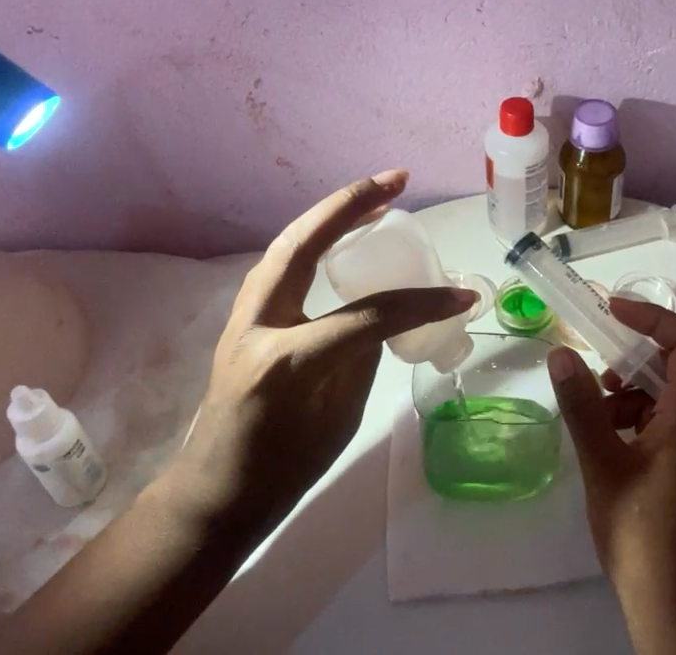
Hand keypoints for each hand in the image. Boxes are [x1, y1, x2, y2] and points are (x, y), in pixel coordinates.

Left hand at [154, 169, 476, 537]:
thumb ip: (362, 356)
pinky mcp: (243, 316)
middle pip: (304, 244)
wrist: (214, 494)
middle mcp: (258, 326)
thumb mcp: (339, 419)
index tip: (461, 297)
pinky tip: (340, 234)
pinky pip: (281, 262)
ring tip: (375, 196)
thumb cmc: (281, 472)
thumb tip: (383, 314)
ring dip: (331, 214)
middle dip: (351, 205)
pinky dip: (313, 238)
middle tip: (397, 180)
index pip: (365, 316)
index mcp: (287, 363)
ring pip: (287, 244)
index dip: (419, 303)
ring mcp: (243, 316)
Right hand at [548, 299, 675, 654]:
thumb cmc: (641, 534)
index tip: (612, 311)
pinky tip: (602, 439)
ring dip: (628, 391)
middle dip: (633, 354)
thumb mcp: (603, 466)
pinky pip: (660, 426)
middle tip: (593, 356)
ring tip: (591, 406)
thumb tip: (563, 354)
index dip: (654, 318)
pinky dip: (632, 419)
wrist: (674, 609)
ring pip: (665, 398)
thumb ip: (583, 408)